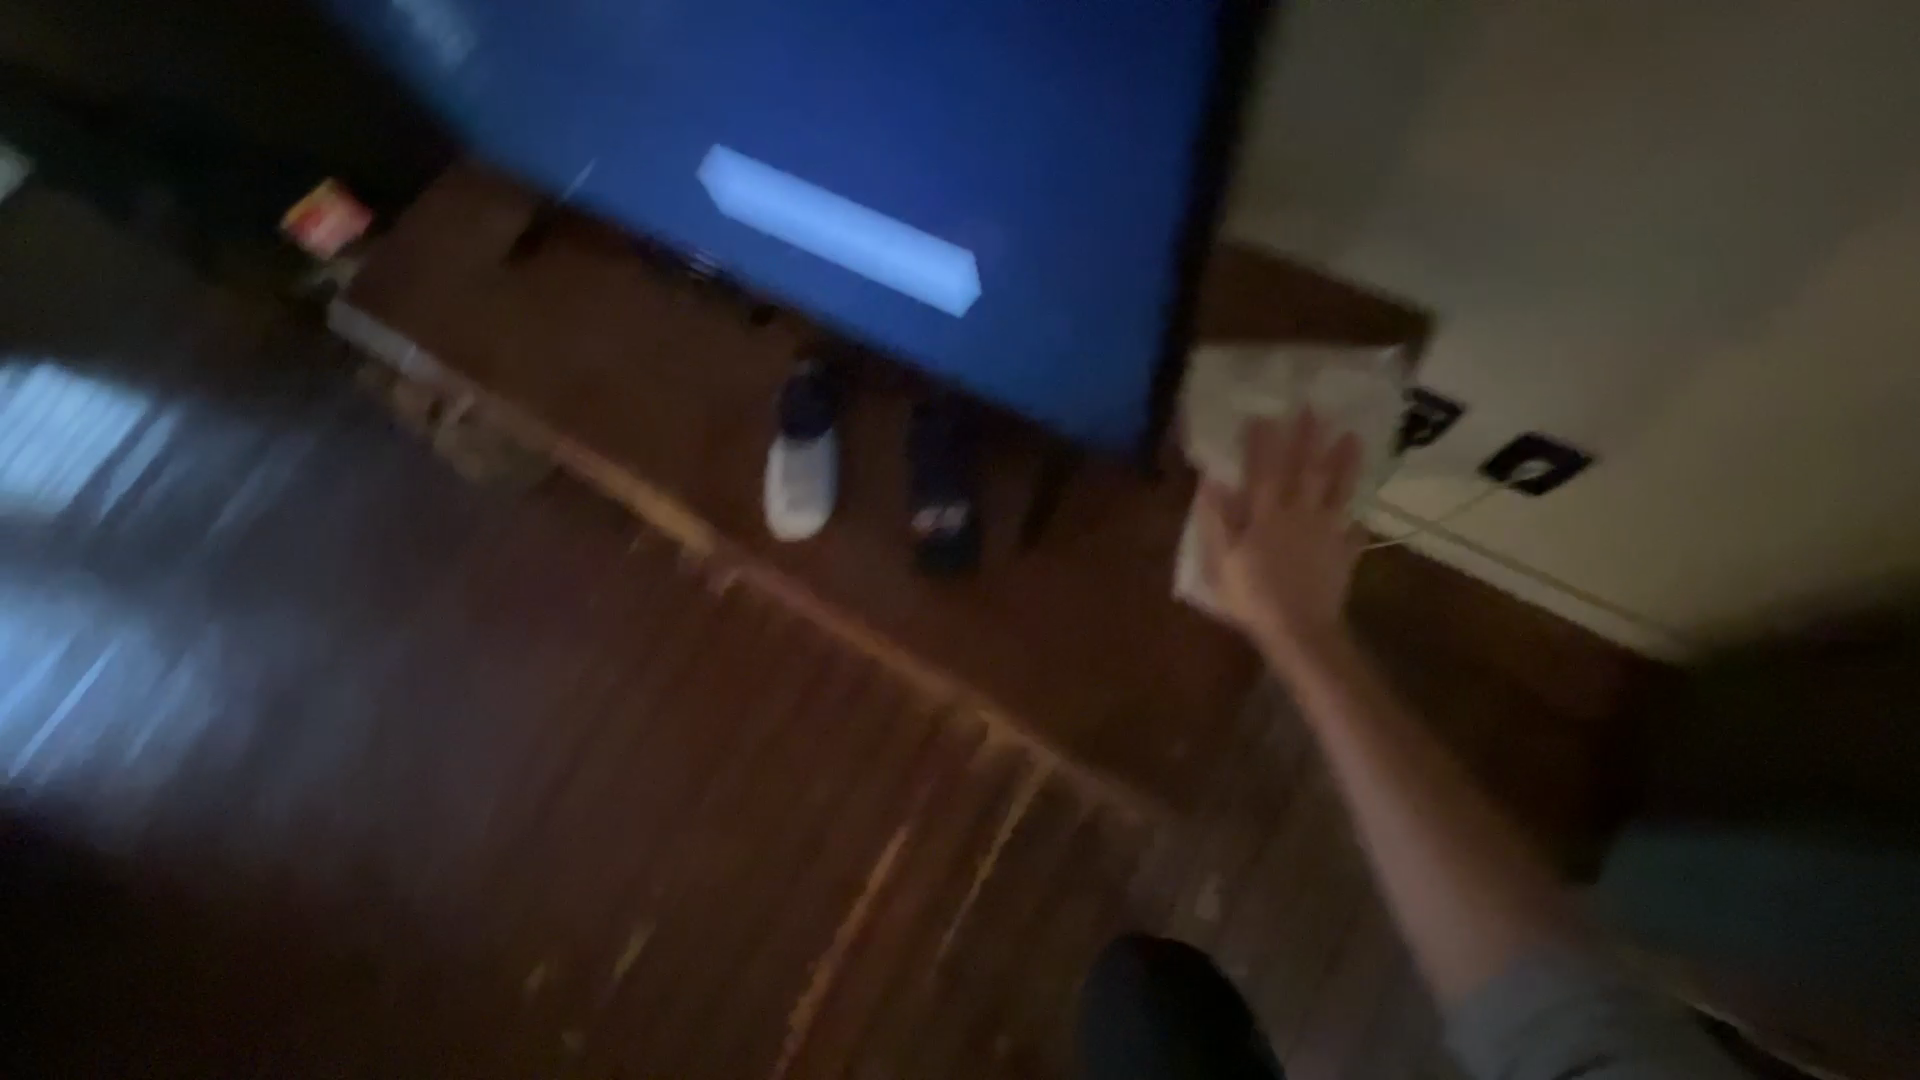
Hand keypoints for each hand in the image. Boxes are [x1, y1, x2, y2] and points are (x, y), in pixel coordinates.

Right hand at [1196, 410, 1365, 670]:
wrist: (1298, 630)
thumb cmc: (1250, 595)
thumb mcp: (1219, 558)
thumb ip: (1216, 518)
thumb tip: (1212, 480)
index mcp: (1265, 514)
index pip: (1264, 469)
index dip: (1263, 442)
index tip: (1264, 414)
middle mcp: (1298, 514)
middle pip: (1306, 470)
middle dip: (1309, 438)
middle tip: (1315, 409)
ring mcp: (1326, 533)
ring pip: (1337, 490)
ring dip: (1344, 463)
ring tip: (1353, 437)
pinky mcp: (1343, 554)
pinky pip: (1353, 531)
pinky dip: (1356, 519)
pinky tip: (1360, 513)